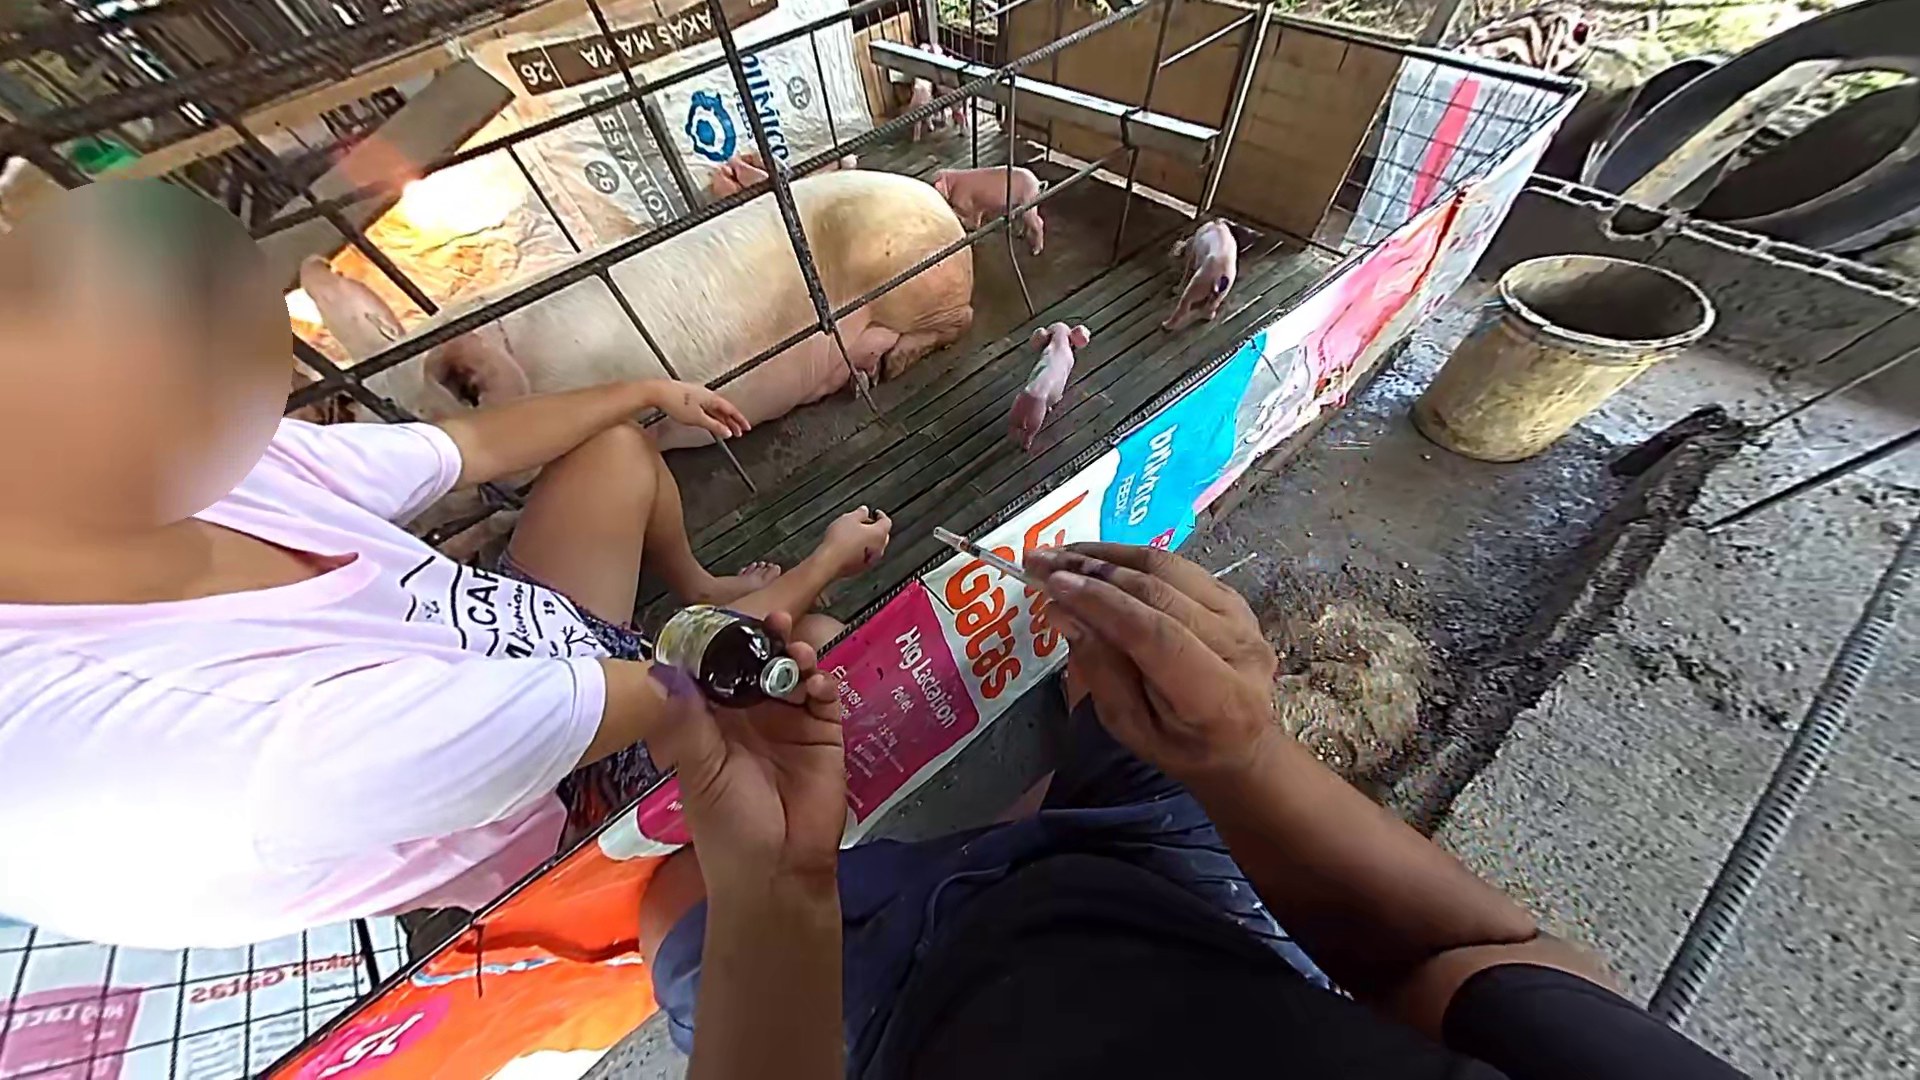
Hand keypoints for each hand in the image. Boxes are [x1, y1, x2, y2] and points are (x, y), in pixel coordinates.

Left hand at [644, 612, 844, 891]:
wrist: (778, 870)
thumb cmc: (729, 825)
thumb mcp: (700, 772)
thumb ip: (686, 722)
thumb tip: (658, 673)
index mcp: (720, 722)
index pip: (724, 672)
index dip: (729, 645)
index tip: (734, 618)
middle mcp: (757, 715)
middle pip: (764, 665)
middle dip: (770, 641)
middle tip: (776, 620)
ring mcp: (793, 721)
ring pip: (797, 674)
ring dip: (799, 657)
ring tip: (798, 651)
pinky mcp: (825, 732)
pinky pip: (826, 697)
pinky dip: (824, 683)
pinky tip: (818, 684)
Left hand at [646, 379, 749, 439]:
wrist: (656, 392)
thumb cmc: (676, 403)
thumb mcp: (698, 418)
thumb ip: (714, 426)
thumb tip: (728, 432)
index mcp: (712, 398)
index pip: (731, 410)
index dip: (740, 420)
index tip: (746, 428)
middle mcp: (707, 395)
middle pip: (724, 409)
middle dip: (732, 421)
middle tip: (738, 432)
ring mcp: (698, 395)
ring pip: (715, 409)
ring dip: (722, 419)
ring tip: (726, 430)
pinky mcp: (689, 397)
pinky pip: (706, 408)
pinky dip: (712, 416)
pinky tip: (711, 421)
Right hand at [818, 506, 891, 577]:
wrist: (830, 562)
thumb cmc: (840, 539)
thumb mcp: (849, 519)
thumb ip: (860, 513)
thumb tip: (864, 511)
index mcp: (879, 534)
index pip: (886, 522)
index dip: (881, 515)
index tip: (875, 512)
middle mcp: (879, 549)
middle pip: (882, 535)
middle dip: (875, 528)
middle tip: (864, 523)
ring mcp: (871, 561)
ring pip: (874, 547)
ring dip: (869, 540)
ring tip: (855, 534)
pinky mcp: (861, 569)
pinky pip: (865, 557)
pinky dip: (862, 550)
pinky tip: (850, 547)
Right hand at [1025, 543, 1281, 785]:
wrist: (1240, 743)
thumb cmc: (1178, 746)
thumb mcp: (1128, 726)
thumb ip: (1098, 668)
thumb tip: (1062, 611)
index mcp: (1216, 696)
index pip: (1154, 634)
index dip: (1100, 603)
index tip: (1053, 583)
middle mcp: (1237, 646)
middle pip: (1158, 592)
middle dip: (1092, 570)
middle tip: (1041, 560)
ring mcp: (1241, 615)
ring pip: (1165, 567)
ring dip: (1106, 555)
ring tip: (1060, 553)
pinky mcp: (1232, 597)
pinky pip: (1174, 565)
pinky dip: (1128, 556)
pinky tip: (1093, 556)